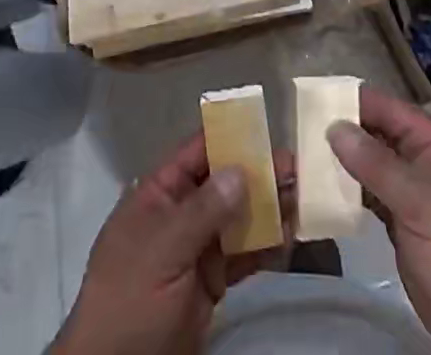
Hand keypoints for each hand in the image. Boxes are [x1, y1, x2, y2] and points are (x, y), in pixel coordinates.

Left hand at [51, 133, 293, 354]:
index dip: (229, 137)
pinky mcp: (212, 280)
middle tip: (298, 170)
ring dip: (270, 208)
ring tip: (302, 201)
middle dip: (260, 174)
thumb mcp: (161, 251)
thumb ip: (203, 210)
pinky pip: (245, 253)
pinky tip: (290, 237)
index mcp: (157, 197)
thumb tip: (241, 170)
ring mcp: (197, 248)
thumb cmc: (128, 302)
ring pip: (240, 216)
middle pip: (225, 183)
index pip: (196, 153)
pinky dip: (268, 244)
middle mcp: (179, 215)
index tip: (267, 128)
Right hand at [328, 89, 430, 354]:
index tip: (315, 98)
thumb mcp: (417, 200)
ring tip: (303, 161)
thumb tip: (335, 127)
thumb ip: (375, 163)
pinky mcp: (405, 223)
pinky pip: (373, 197)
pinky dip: (351, 194)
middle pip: (381, 136)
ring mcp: (416, 194)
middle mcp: (426, 162)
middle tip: (299, 133)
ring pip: (374, 167)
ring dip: (344, 165)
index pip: (392, 110)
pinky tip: (323, 194)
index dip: (357, 101)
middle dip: (345, 133)